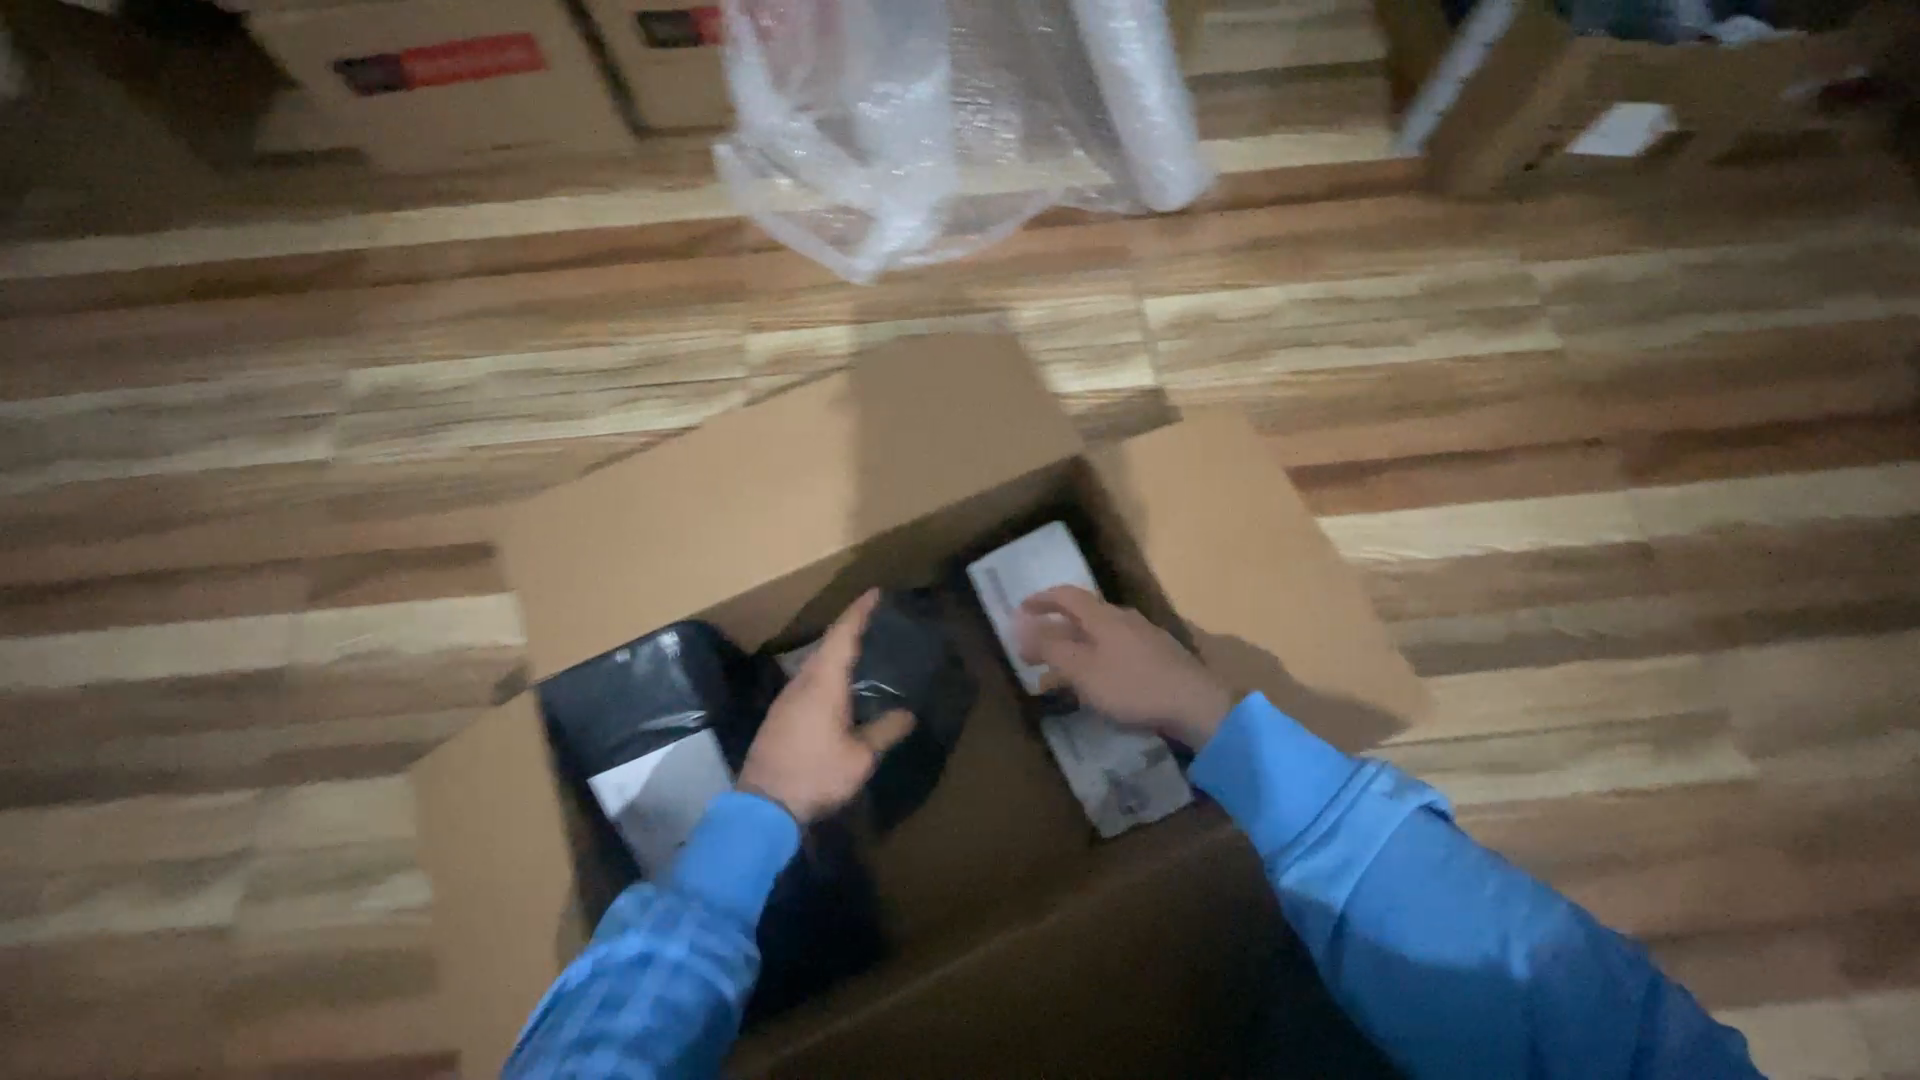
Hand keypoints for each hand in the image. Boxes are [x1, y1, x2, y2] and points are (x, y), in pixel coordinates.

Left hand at [738, 589, 915, 823]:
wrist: (763, 806)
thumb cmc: (815, 774)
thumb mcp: (860, 757)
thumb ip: (885, 730)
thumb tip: (908, 713)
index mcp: (823, 682)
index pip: (843, 634)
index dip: (860, 611)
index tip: (875, 592)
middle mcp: (803, 682)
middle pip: (828, 644)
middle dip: (851, 627)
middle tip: (876, 618)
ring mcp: (787, 698)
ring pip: (817, 663)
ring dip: (838, 650)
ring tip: (863, 648)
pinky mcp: (781, 716)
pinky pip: (810, 680)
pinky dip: (829, 671)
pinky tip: (841, 685)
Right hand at [1016, 585, 1233, 748]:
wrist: (1196, 705)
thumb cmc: (1132, 686)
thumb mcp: (1082, 670)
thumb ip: (1050, 647)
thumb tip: (1020, 626)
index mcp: (1103, 616)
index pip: (1066, 595)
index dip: (1041, 600)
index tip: (1019, 610)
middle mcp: (1124, 619)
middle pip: (1083, 616)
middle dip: (1055, 631)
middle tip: (1033, 650)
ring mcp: (1145, 638)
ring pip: (1100, 636)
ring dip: (1075, 649)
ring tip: (1059, 673)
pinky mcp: (1159, 658)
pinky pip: (1116, 652)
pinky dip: (1096, 661)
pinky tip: (1096, 684)